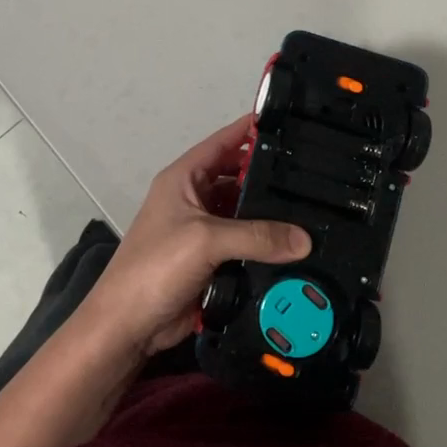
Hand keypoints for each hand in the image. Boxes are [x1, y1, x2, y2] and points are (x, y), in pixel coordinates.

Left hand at [79, 115, 311, 357]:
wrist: (129, 324)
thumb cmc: (156, 266)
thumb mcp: (205, 240)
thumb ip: (256, 236)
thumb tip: (305, 239)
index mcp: (183, 178)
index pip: (222, 142)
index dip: (251, 129)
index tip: (289, 122)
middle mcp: (194, 198)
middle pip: (238, 178)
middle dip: (270, 178)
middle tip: (316, 177)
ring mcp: (203, 231)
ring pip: (245, 215)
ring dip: (271, 217)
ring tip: (317, 212)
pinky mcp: (212, 262)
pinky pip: (246, 246)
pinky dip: (267, 247)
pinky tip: (298, 249)